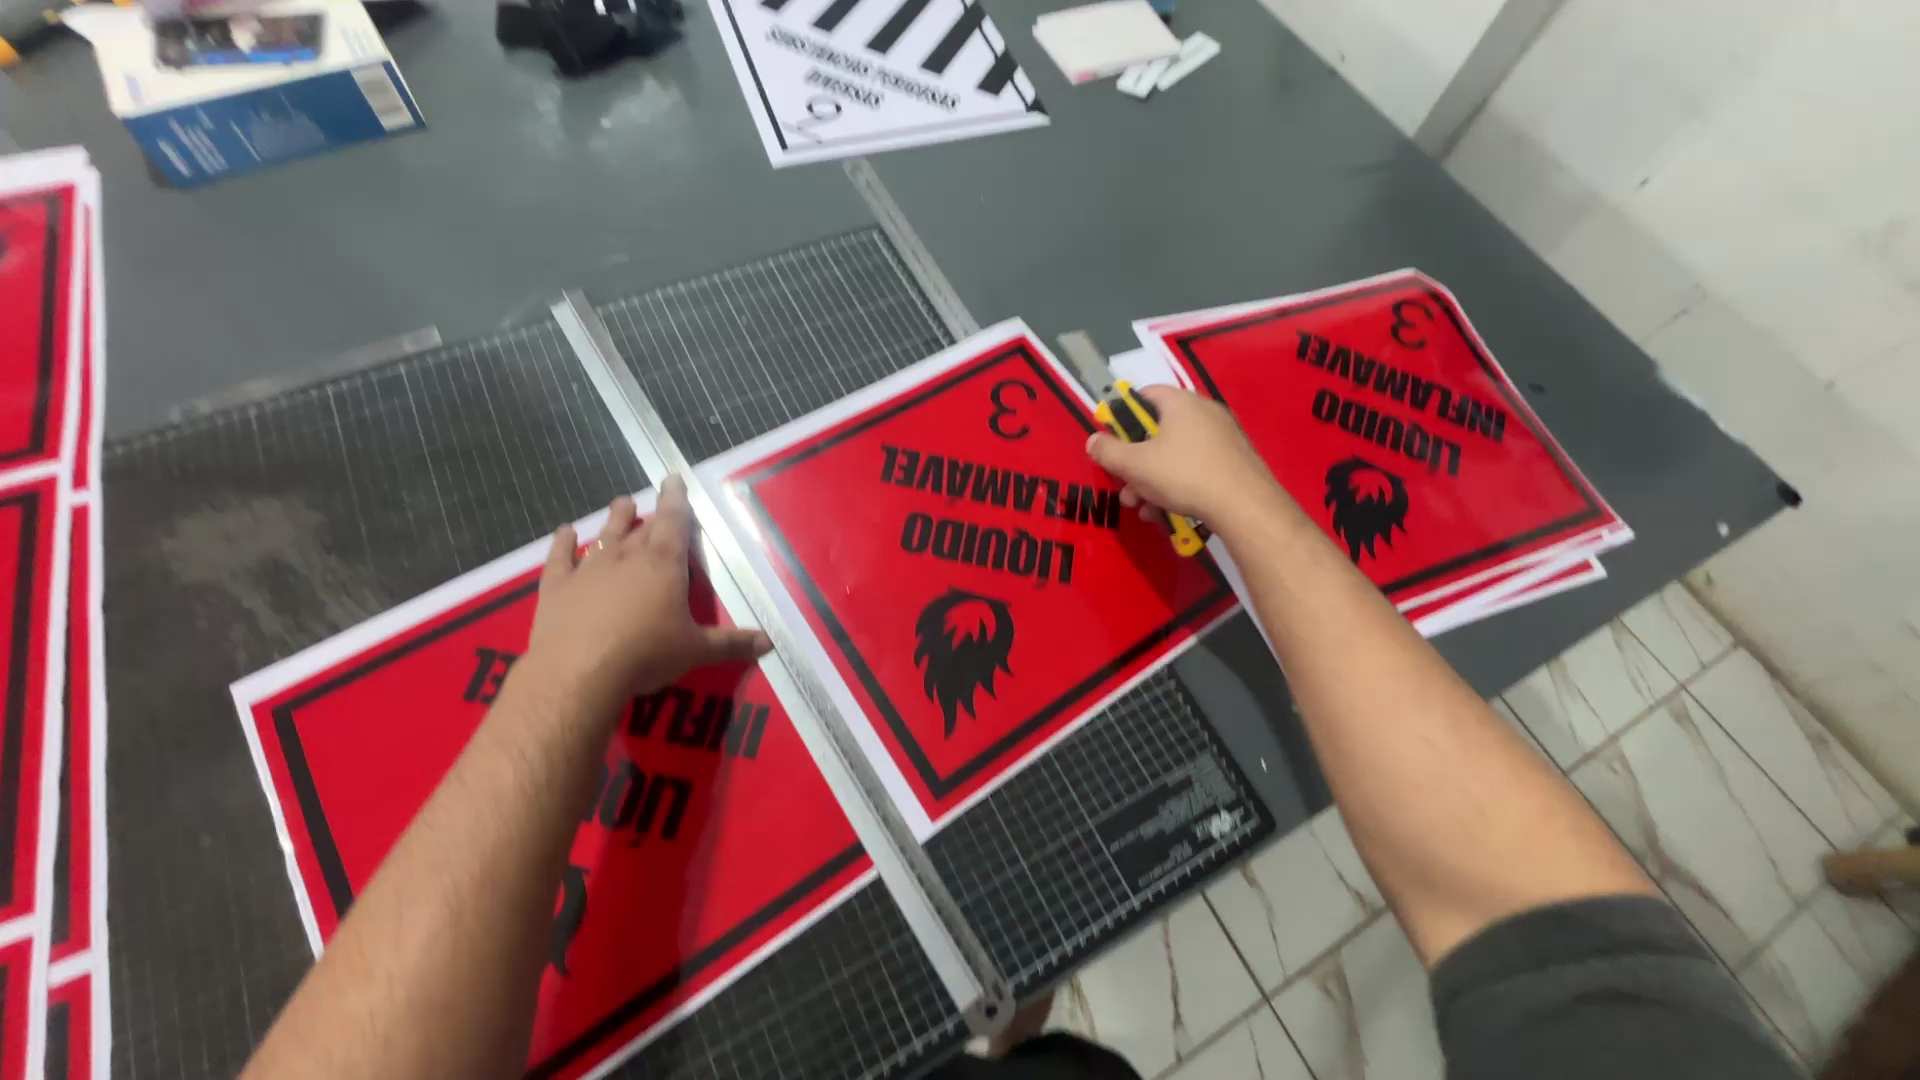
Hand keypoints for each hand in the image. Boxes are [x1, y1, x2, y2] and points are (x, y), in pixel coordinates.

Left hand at [526, 478, 770, 704]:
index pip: (675, 522)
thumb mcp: (696, 651)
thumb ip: (732, 643)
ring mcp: (589, 568)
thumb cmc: (646, 654)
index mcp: (664, 565)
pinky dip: (562, 542)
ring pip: (605, 534)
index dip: (677, 499)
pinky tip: (564, 531)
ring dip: (615, 519)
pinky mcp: (557, 586)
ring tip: (622, 504)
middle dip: (653, 514)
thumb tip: (769, 643)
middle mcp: (627, 557)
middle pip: (643, 528)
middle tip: (657, 505)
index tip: (674, 479)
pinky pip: (559, 557)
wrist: (578, 671)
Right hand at [1085, 385, 1285, 528]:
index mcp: (1181, 403)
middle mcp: (1204, 412)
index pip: (1145, 394)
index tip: (1112, 441)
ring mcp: (1223, 437)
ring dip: (1152, 481)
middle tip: (1125, 488)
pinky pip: (1195, 467)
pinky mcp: (1233, 462)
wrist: (1245, 506)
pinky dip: (1177, 485)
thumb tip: (1093, 441)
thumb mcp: (1135, 465)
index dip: (1123, 415)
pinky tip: (1168, 511)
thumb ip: (1108, 452)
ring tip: (1144, 508)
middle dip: (1135, 462)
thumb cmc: (1184, 475)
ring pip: (1174, 454)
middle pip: (1157, 431)